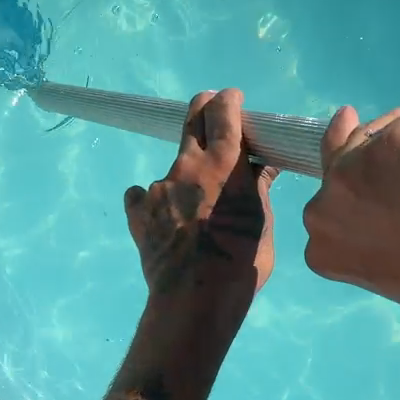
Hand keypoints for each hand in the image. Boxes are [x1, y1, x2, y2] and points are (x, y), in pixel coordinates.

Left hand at [123, 89, 277, 301]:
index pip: (223, 111)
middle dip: (202, 111)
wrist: (195, 297)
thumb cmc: (241, 260)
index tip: (230, 101)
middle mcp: (187, 166)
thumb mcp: (261, 220)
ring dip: (182, 180)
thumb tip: (262, 166)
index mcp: (225, 162)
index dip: (227, 102)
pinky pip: (140, 197)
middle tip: (208, 114)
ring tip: (191, 212)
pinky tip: (160, 222)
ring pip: (171, 171)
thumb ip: (256, 187)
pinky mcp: (136, 213)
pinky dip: (151, 203)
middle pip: (191, 120)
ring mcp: (157, 188)